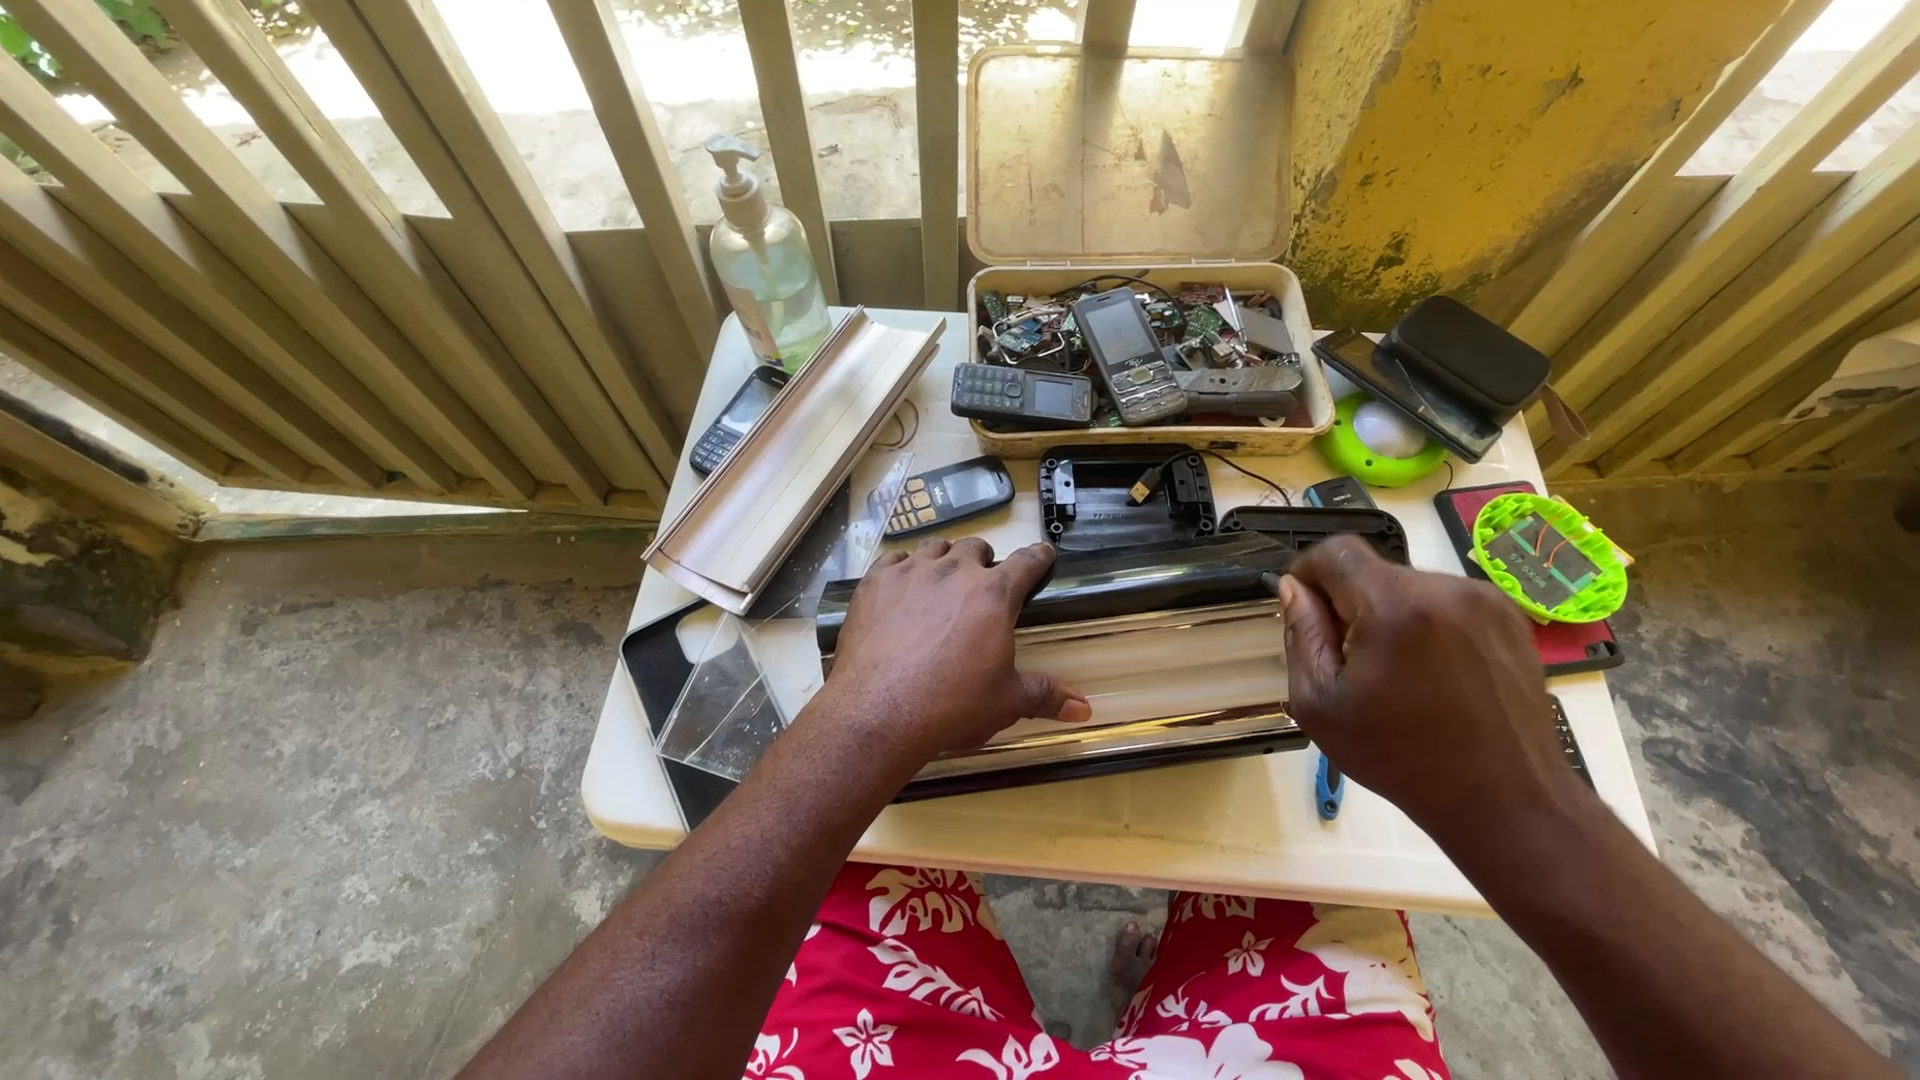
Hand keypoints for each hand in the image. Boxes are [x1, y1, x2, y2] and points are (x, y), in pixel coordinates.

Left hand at [822, 537, 1090, 767]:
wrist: (881, 710)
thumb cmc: (952, 705)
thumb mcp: (1006, 702)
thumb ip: (1045, 696)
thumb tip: (1085, 709)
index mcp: (993, 595)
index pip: (1026, 562)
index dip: (1038, 556)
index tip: (1043, 553)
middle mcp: (953, 573)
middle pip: (975, 547)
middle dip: (983, 559)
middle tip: (982, 581)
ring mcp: (910, 573)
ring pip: (934, 547)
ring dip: (944, 558)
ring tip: (942, 578)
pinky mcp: (874, 583)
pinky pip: (893, 560)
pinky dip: (903, 568)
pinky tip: (901, 585)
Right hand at [1279, 535, 1582, 836]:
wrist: (1505, 798)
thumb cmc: (1399, 757)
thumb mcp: (1319, 704)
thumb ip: (1301, 636)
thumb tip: (1295, 589)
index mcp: (1394, 607)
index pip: (1336, 552)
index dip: (1309, 572)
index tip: (1304, 609)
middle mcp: (1445, 589)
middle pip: (1374, 571)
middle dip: (1351, 603)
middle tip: (1349, 659)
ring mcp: (1486, 600)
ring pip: (1411, 587)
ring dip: (1390, 614)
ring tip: (1396, 672)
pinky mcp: (1511, 618)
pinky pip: (1448, 602)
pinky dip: (1428, 625)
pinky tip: (1432, 673)